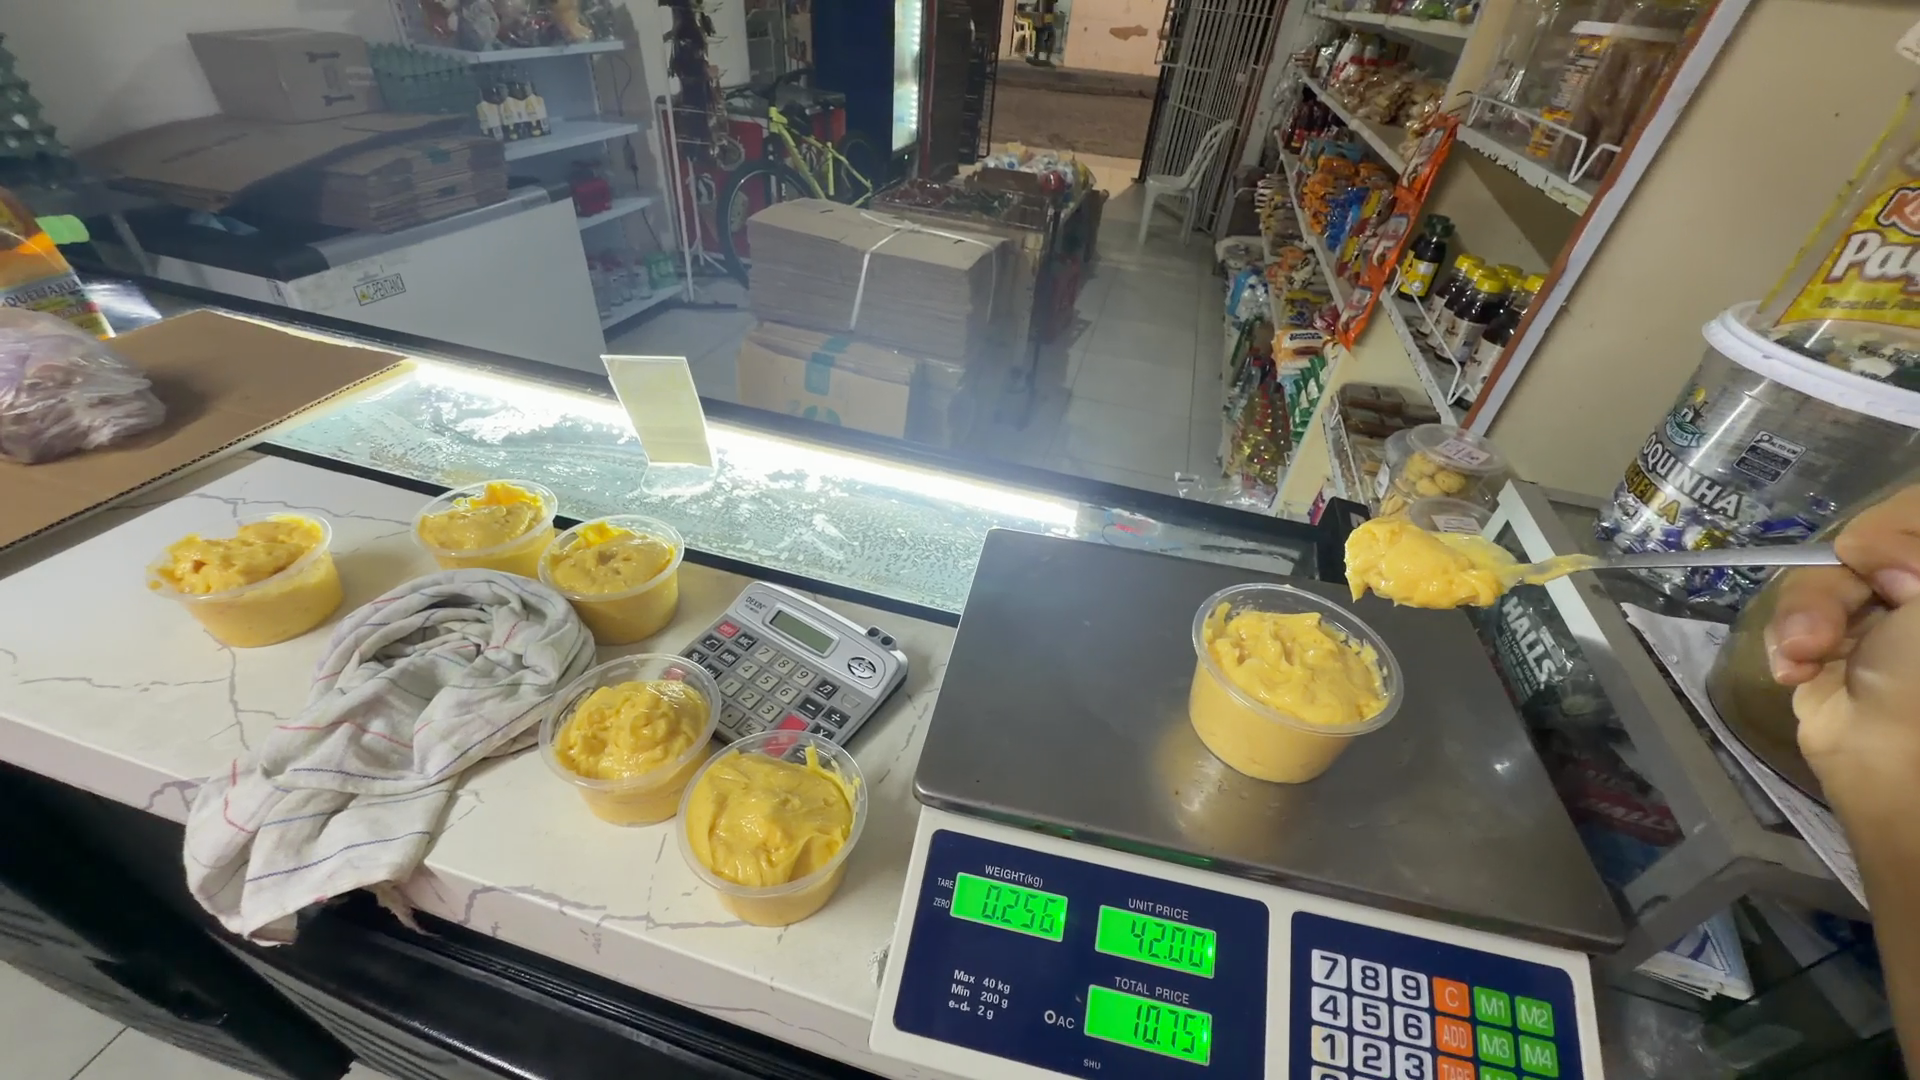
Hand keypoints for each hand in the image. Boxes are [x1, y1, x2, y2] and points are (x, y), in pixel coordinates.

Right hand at [1768, 487, 1919, 809]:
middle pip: (1867, 540)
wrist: (1902, 765)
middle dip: (1848, 572)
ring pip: (1821, 577)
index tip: (1904, 572)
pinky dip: (1786, 639)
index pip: (1915, 512)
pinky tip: (1796, 666)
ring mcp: (1883, 620)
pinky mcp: (1831, 645)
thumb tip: (1880, 555)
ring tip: (1806, 651)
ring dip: (1808, 611)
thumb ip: (1907, 542)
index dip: (1901, 527)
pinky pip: (1793, 616)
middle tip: (1874, 598)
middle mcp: (1918, 592)